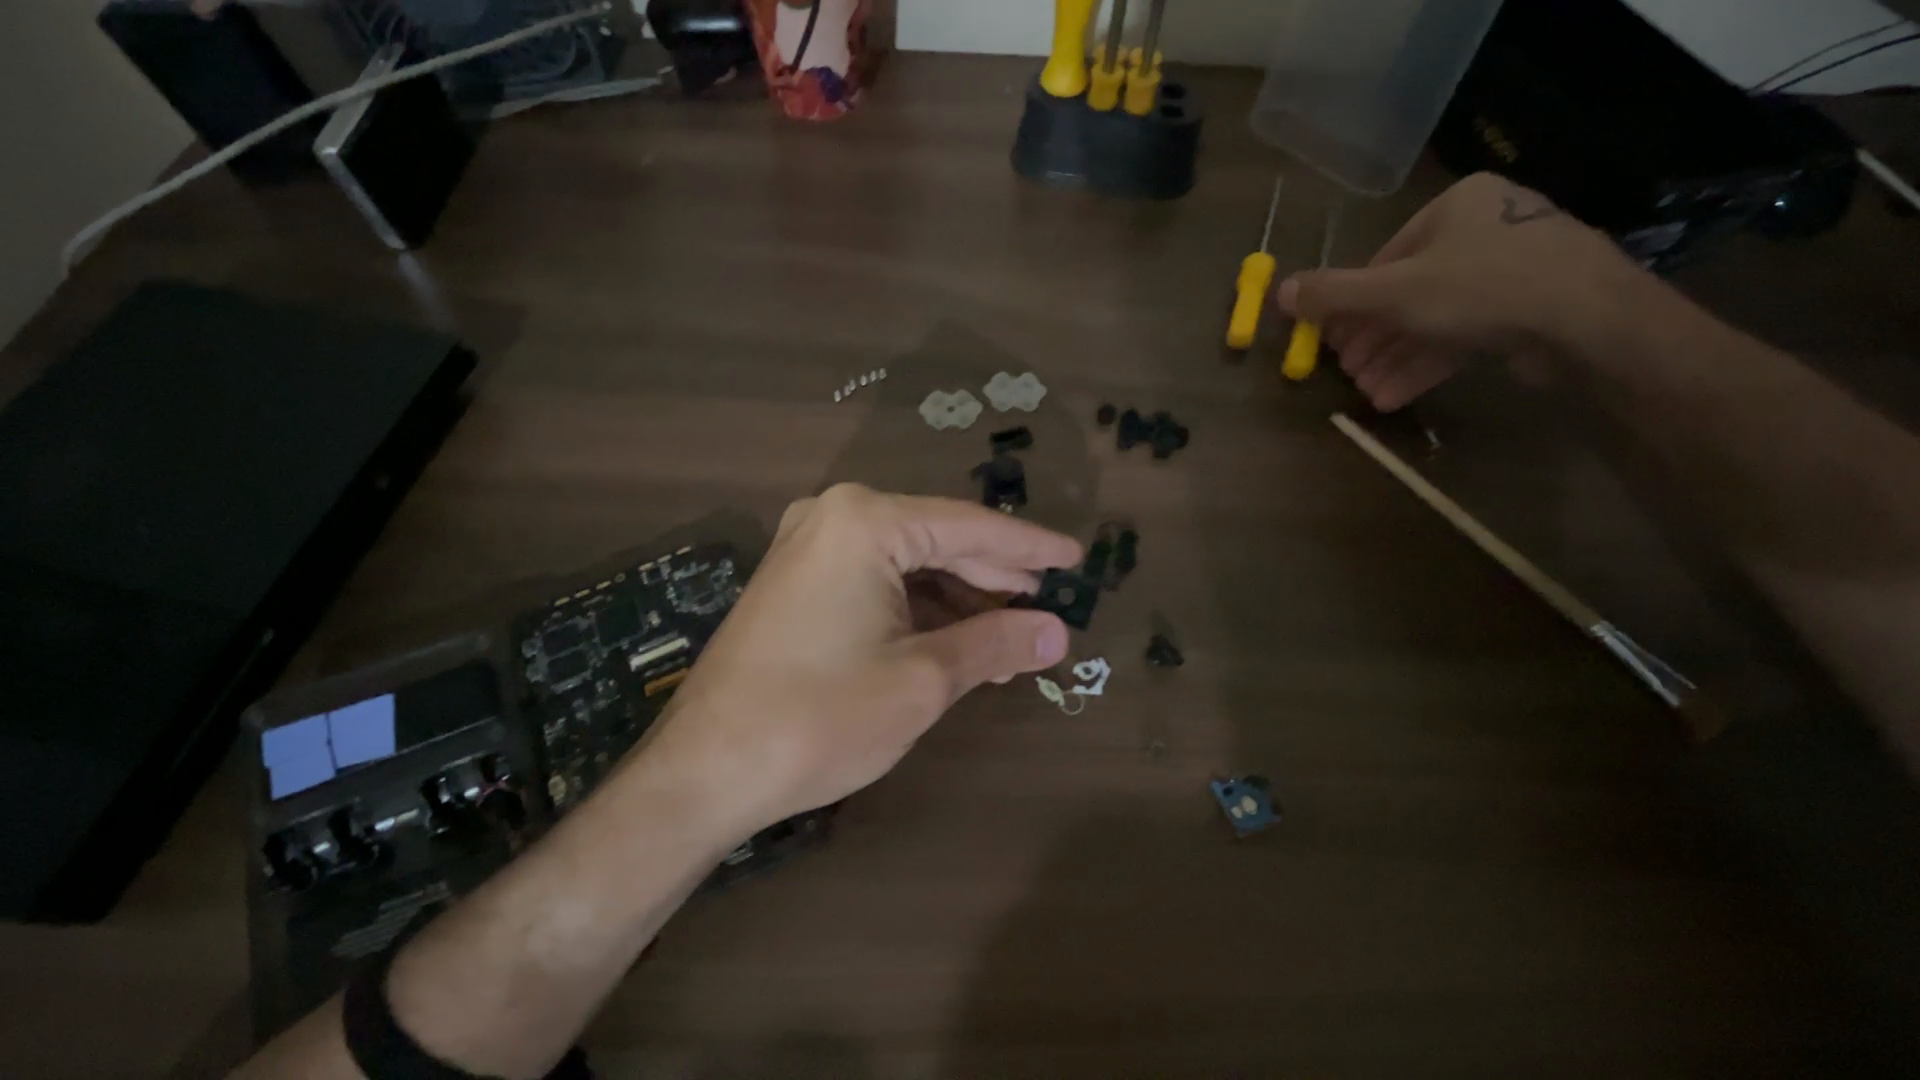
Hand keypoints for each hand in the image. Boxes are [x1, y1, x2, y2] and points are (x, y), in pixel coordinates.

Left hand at [638, 485, 1080, 837]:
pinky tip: (954, 636)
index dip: (1028, 547)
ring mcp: (806, 549)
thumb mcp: (923, 679)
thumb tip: (1057, 633)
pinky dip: (918, 607)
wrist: (706, 768)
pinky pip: (874, 580)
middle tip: (1049, 599)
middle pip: (936, 538)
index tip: (1075, 557)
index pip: (969, 527)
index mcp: (865, 521)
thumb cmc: (822, 716)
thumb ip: (995, 644)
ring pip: (905, 562)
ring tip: (1011, 628)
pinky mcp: (794, 584)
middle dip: (994, 574)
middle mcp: (832, 517)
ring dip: (958, 596)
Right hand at [1277, 172, 1637, 411]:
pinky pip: (1464, 334)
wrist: (1587, 320)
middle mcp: (1485, 229)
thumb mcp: (1393, 291)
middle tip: (1345, 371)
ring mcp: (1512, 270)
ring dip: (1395, 358)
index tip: (1329, 339)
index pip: (1385, 256)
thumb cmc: (1481, 287)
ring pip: (1434, 317)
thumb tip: (1278, 291)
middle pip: (1408, 290)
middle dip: (1372, 338)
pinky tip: (1395, 396)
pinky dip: (1428, 363)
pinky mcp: (1527, 310)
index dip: (1350, 302)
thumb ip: (1334, 294)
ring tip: (1365, 393)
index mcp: (1455, 206)